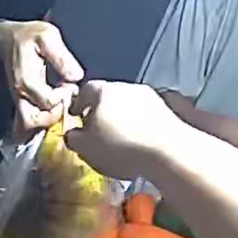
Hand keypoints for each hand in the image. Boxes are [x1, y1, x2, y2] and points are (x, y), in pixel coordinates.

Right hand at [0, 20, 84, 131]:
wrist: (5, 39)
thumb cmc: (27, 36)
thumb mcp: (48, 36)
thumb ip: (62, 57)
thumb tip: (76, 76)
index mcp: (27, 81)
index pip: (48, 102)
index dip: (63, 96)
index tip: (69, 83)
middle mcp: (20, 95)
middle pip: (34, 122)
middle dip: (53, 115)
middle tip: (64, 98)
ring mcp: (18, 100)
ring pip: (30, 124)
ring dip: (47, 118)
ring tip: (59, 101)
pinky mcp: (20, 101)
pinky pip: (28, 119)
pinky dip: (41, 118)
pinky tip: (52, 103)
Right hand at [65, 81, 199, 179]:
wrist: (165, 150)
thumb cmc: (118, 146)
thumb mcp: (84, 147)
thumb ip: (73, 137)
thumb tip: (72, 134)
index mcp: (103, 91)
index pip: (85, 90)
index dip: (77, 103)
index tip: (75, 116)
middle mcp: (127, 87)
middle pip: (107, 96)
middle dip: (99, 111)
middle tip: (94, 131)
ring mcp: (150, 97)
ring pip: (127, 105)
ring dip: (120, 119)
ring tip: (115, 140)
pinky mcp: (166, 110)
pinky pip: (144, 115)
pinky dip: (137, 126)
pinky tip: (134, 143)